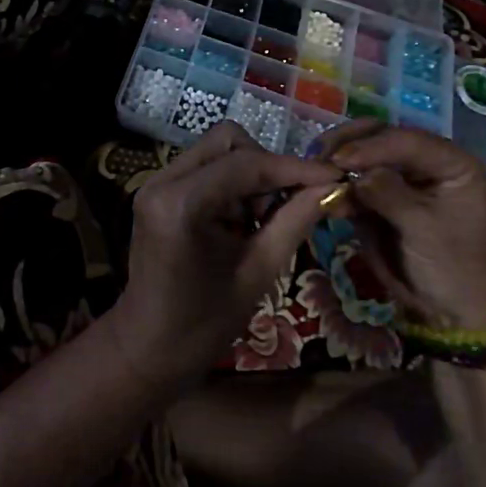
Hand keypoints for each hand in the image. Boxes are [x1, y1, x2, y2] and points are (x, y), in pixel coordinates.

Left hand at [112, 122, 341, 384]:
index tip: (335, 178)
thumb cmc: (205, 321)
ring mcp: (154, 183)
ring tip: (260, 223)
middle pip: (227, 141)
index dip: (294, 168)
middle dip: (265, 167)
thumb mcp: (259, 271)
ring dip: (248, 176)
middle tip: (284, 209)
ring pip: (216, 151)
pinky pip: (204, 168)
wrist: (150, 344)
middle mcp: (161, 181)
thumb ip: (295, 220)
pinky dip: (230, 185)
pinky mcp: (157, 192)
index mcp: (180, 203)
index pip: (246, 163)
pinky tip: (241, 222)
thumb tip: (334, 187)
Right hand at [319, 121, 485, 328]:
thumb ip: (392, 196)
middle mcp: (423, 164)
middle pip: (380, 137)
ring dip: (335, 163)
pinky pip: (350, 185)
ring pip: (360, 157)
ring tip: (313, 173)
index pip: (407, 141)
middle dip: (348, 144)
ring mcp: (397, 181)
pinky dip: (334, 188)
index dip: (372, 146)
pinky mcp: (376, 200)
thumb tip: (357, 175)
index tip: (338, 160)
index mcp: (450, 164)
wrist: (452, 310)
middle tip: (319, 155)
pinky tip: (322, 197)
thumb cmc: (455, 267)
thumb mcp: (426, 230)